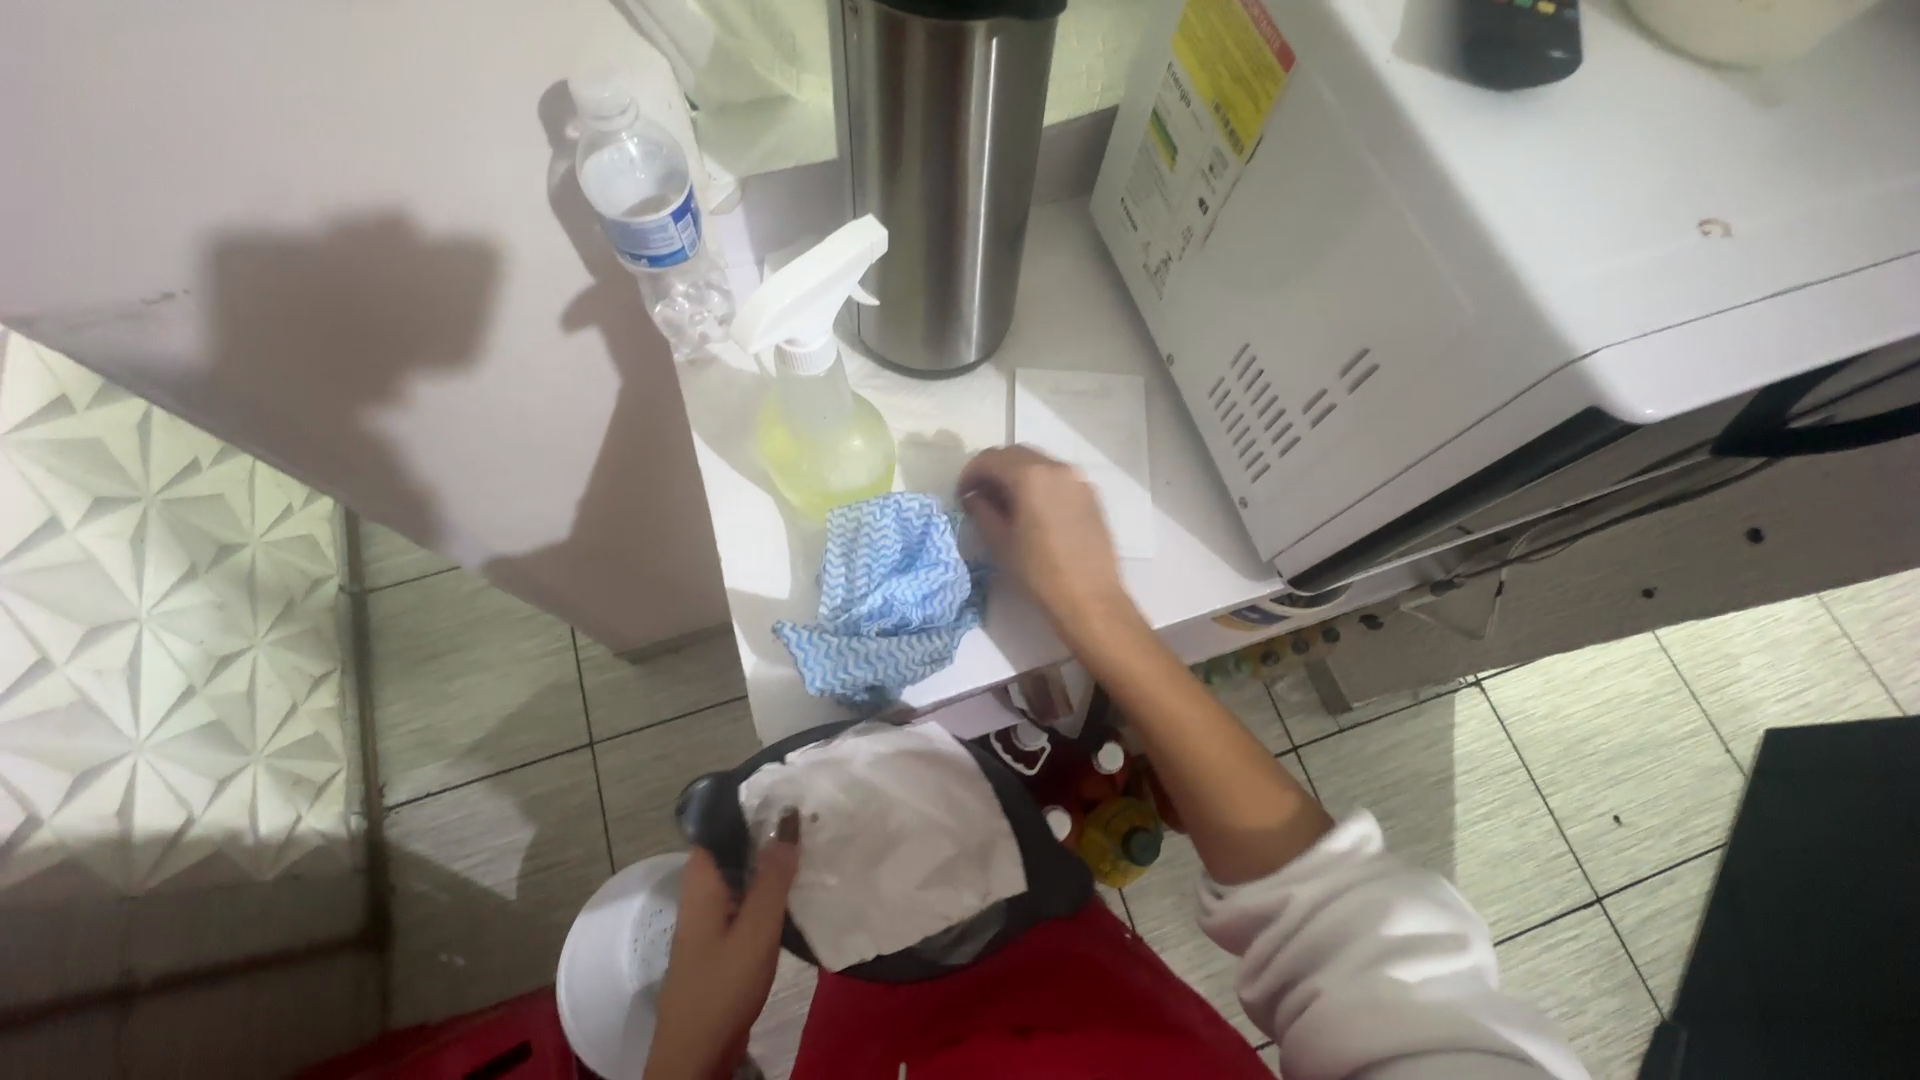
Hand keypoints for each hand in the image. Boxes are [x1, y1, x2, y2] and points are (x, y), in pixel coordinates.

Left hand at [644, 811, 800, 1079]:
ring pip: (742, 873)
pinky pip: (747, 898)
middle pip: (733, 846)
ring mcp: (712, 916)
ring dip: (770, 859)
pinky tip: (799, 886)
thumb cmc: (723, 984)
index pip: (717, 825)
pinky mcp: (724, 938)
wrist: (698, 1051)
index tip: (782, 787)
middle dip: (765, 829)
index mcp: (702, 880)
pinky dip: (770, 887)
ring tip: (811, 838)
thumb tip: (786, 821)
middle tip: (809, 809)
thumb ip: (772, 877)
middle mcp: (703, 891)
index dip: (746, 804)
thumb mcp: (756, 928)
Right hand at [959, 445, 1133, 642]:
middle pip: (1016, 455)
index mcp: (1031, 475)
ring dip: (1016, 475)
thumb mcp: (1001, 542)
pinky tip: (1031, 510)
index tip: (962, 496)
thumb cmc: (1039, 573)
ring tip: (1004, 504)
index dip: (970, 474)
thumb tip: (974, 497)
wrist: (1090, 598)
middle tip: (980, 497)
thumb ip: (982, 511)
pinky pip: (1058, 477)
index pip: (990, 459)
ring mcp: (1078, 479)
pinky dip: (1039, 483)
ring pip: (1038, 463)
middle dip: (993, 471)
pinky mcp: (1091, 495)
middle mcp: (1057, 467)